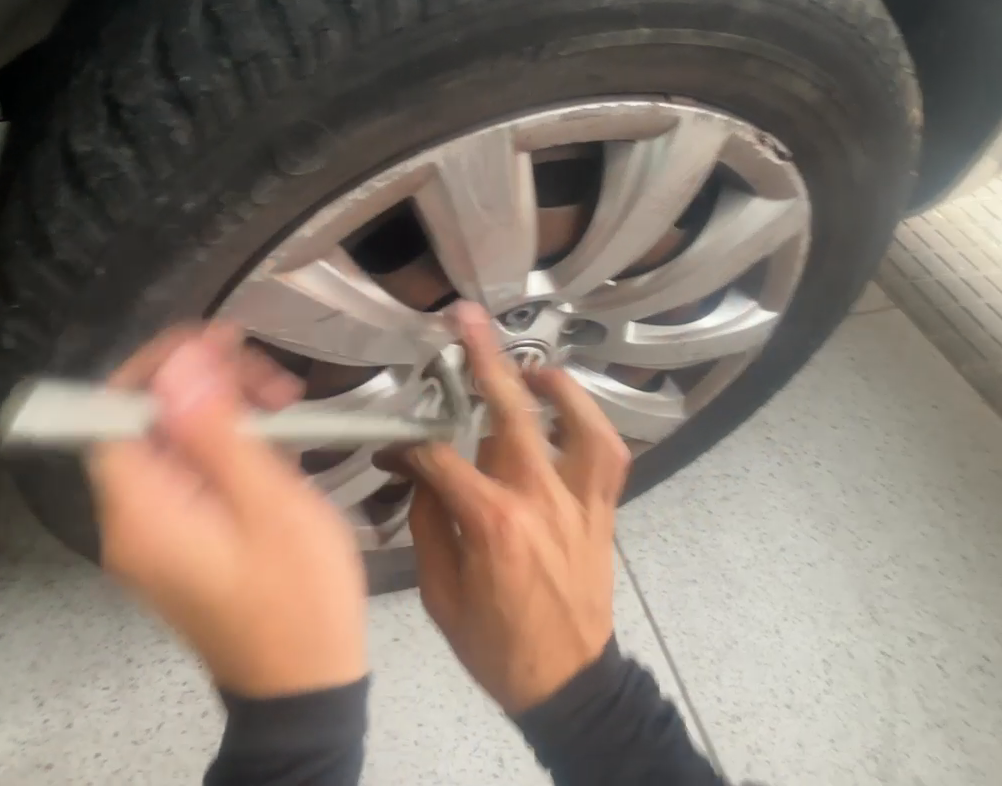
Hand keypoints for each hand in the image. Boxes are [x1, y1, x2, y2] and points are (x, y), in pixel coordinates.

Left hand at [86, 324, 368, 697]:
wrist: (305, 687)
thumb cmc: (298, 599)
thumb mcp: (271, 504)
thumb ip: (220, 430)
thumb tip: (181, 364)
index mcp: (143, 510)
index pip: (114, 409)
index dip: (162, 363)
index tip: (222, 342)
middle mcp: (134, 518)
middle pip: (148, 418)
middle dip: (209, 383)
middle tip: (276, 383)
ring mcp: (157, 531)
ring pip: (175, 439)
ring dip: (227, 409)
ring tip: (288, 407)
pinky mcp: (183, 538)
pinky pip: (192, 469)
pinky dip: (231, 443)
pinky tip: (277, 442)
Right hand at [405, 302, 633, 712]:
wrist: (566, 682)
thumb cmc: (494, 644)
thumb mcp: (440, 591)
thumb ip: (427, 519)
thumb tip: (412, 467)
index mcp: (490, 523)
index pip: (440, 459)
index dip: (410, 447)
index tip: (393, 446)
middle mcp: (538, 498)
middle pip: (508, 414)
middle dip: (482, 360)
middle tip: (465, 320)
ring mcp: (578, 500)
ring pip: (574, 422)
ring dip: (551, 385)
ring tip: (527, 367)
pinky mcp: (603, 509)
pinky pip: (608, 453)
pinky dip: (591, 421)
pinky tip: (569, 407)